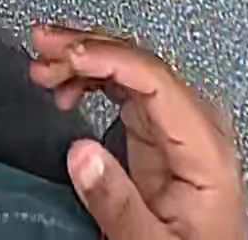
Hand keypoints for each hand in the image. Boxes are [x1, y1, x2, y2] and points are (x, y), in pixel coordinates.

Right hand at [29, 24, 247, 239]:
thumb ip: (118, 203)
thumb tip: (80, 152)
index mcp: (204, 145)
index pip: (153, 76)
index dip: (107, 56)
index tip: (68, 55)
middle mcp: (192, 123)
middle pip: (137, 62)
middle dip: (85, 47)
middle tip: (43, 44)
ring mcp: (173, 123)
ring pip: (126, 67)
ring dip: (82, 58)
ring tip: (43, 65)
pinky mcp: (156, 131)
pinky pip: (121, 86)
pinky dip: (90, 78)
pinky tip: (65, 85)